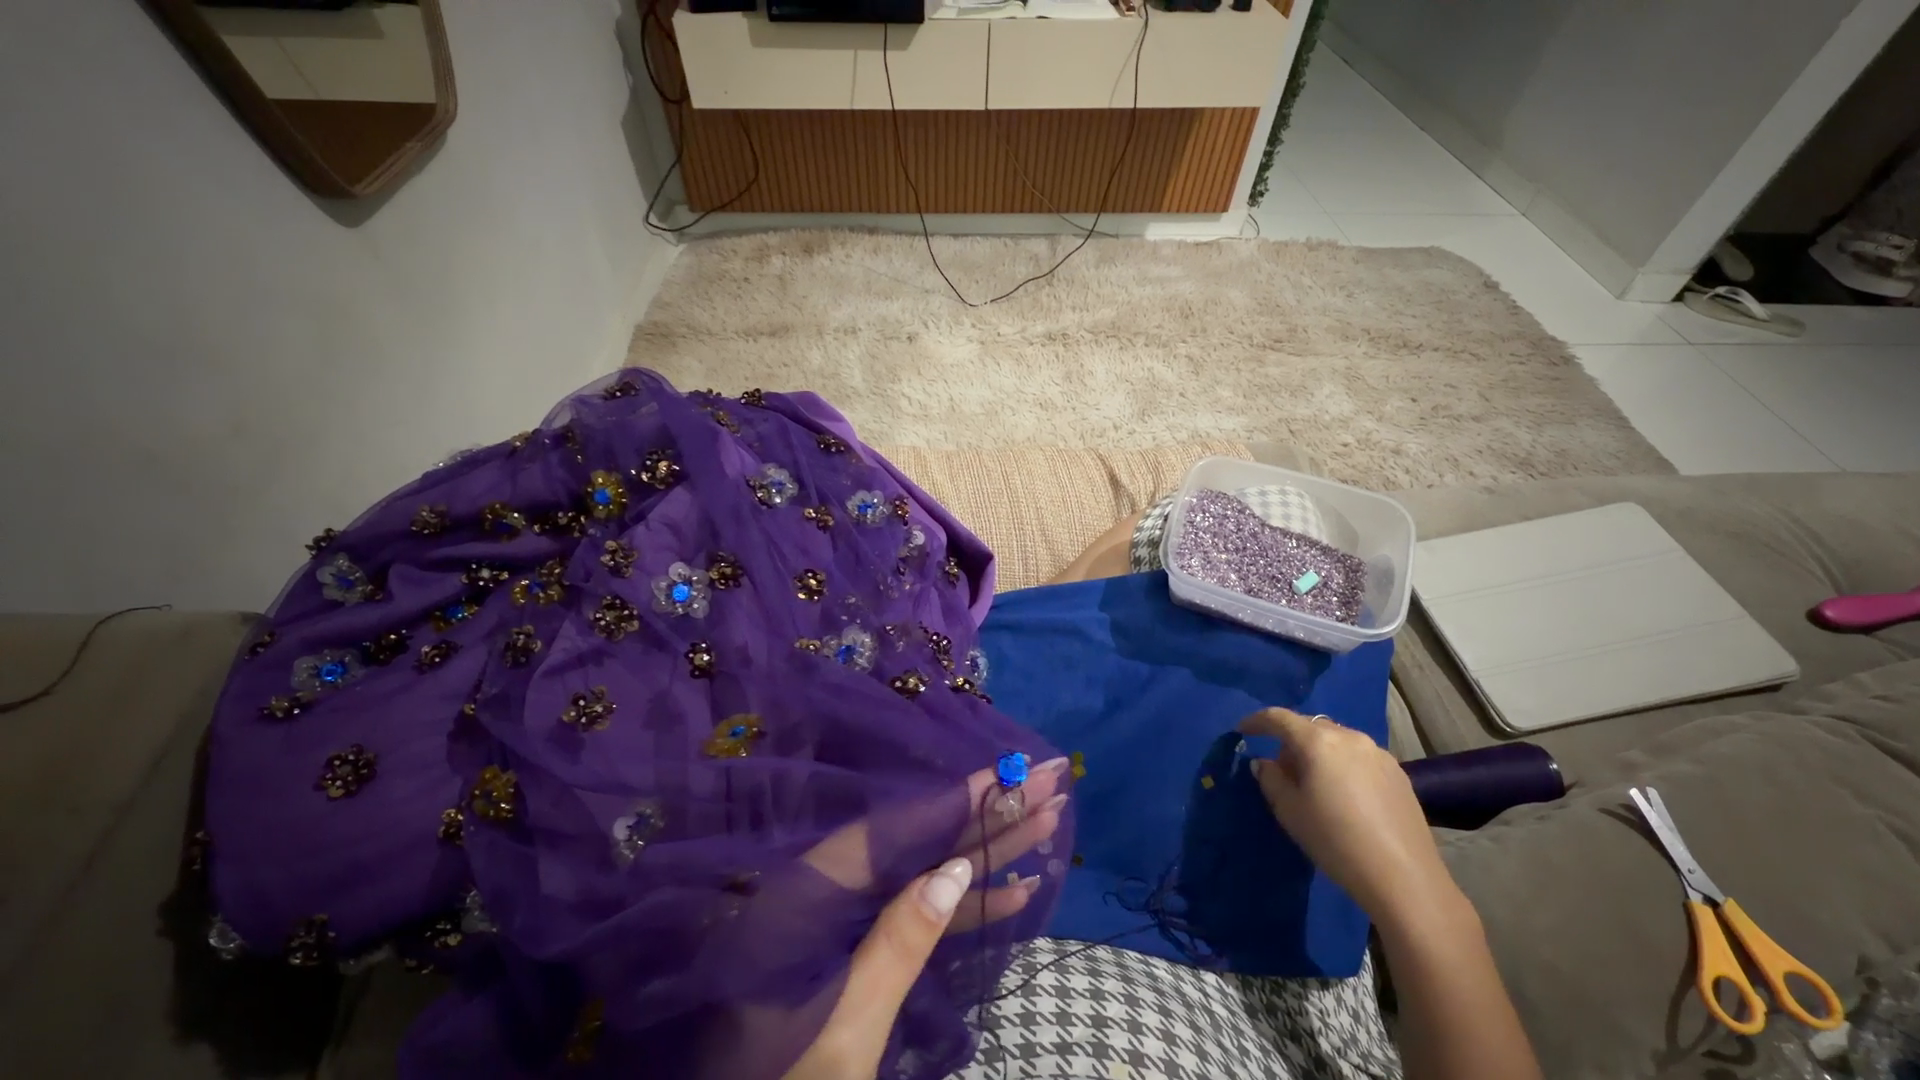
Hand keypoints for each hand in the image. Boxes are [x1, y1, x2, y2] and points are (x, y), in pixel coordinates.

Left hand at [781, 761, 1066, 1079]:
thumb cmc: (789, 1076)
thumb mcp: (846, 1021)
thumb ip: (898, 943)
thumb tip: (952, 871)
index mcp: (806, 899)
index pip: (890, 834)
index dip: (952, 802)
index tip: (1005, 773)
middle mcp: (829, 896)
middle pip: (917, 846)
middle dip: (984, 816)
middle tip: (1047, 782)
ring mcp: (850, 924)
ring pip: (928, 877)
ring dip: (988, 854)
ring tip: (1049, 822)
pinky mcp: (866, 951)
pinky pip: (923, 918)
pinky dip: (969, 908)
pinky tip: (1017, 892)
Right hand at [1237, 708, 1460, 934]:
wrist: (1402, 875)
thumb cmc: (1334, 840)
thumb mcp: (1289, 812)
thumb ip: (1270, 780)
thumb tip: (1265, 764)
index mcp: (1318, 742)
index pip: (1279, 718)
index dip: (1257, 721)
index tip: (1242, 731)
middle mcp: (1350, 737)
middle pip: (1310, 727)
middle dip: (1290, 742)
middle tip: (1280, 771)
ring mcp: (1378, 753)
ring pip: (1337, 741)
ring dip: (1318, 753)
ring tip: (1314, 785)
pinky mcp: (1398, 773)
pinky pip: (1359, 757)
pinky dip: (1342, 765)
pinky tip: (1344, 797)